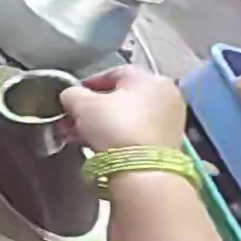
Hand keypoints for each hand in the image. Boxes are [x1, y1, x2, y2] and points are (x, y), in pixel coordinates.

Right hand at [61, 65, 185, 149]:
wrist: (142, 167)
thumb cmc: (113, 126)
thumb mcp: (82, 105)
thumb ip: (72, 94)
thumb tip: (71, 95)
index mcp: (148, 78)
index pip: (113, 73)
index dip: (88, 83)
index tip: (71, 97)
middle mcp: (164, 93)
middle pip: (119, 96)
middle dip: (91, 108)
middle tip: (71, 119)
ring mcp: (169, 117)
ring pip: (125, 115)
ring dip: (100, 122)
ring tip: (77, 134)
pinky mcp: (166, 139)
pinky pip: (134, 129)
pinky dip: (115, 133)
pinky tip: (96, 143)